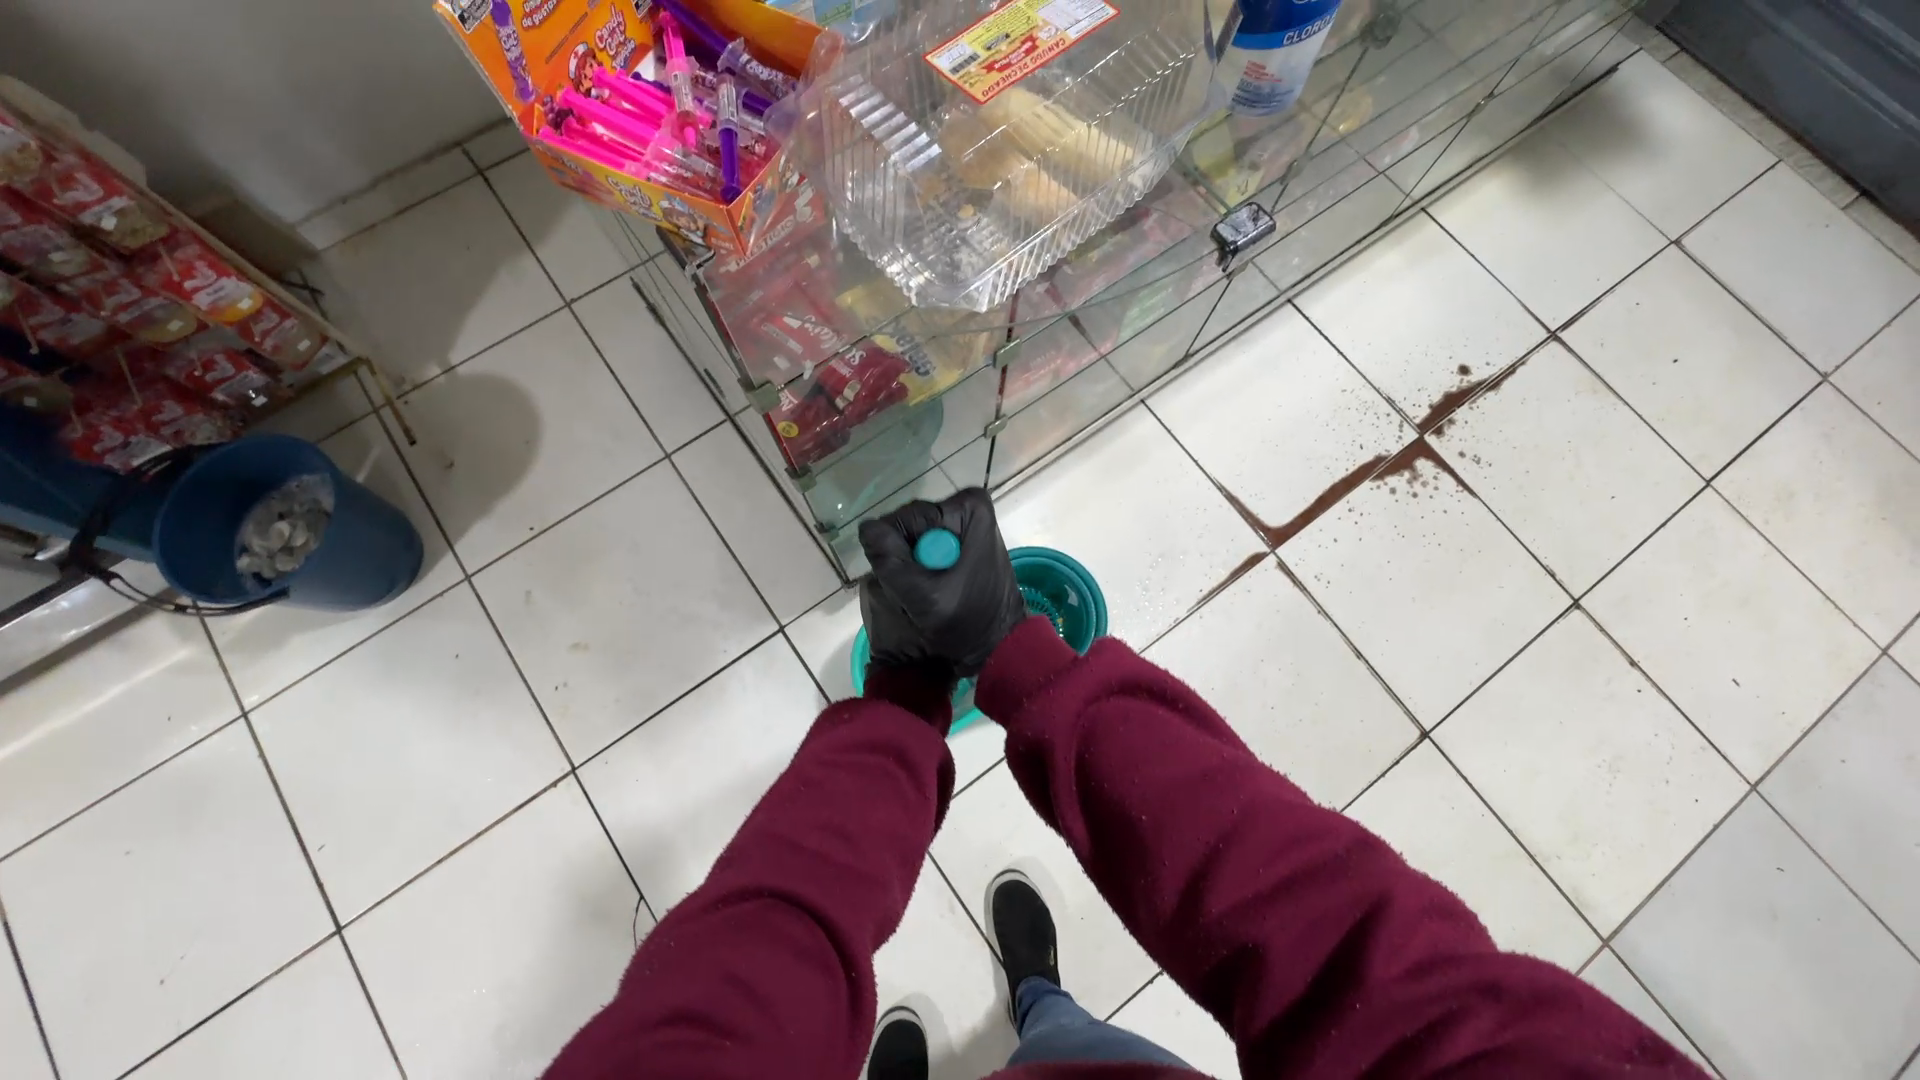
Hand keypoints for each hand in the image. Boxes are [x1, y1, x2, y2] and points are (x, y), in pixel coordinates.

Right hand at [859, 488, 1026, 679]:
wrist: (997, 643)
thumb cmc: (968, 622)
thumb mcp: (924, 597)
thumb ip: (890, 562)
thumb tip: (866, 528)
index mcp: (968, 509)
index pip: (905, 519)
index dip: (897, 552)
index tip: (909, 582)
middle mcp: (967, 506)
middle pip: (908, 526)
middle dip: (905, 560)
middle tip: (918, 592)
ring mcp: (963, 522)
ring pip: (911, 539)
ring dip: (911, 568)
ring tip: (927, 592)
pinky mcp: (960, 537)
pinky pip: (922, 547)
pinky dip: (920, 570)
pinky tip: (933, 588)